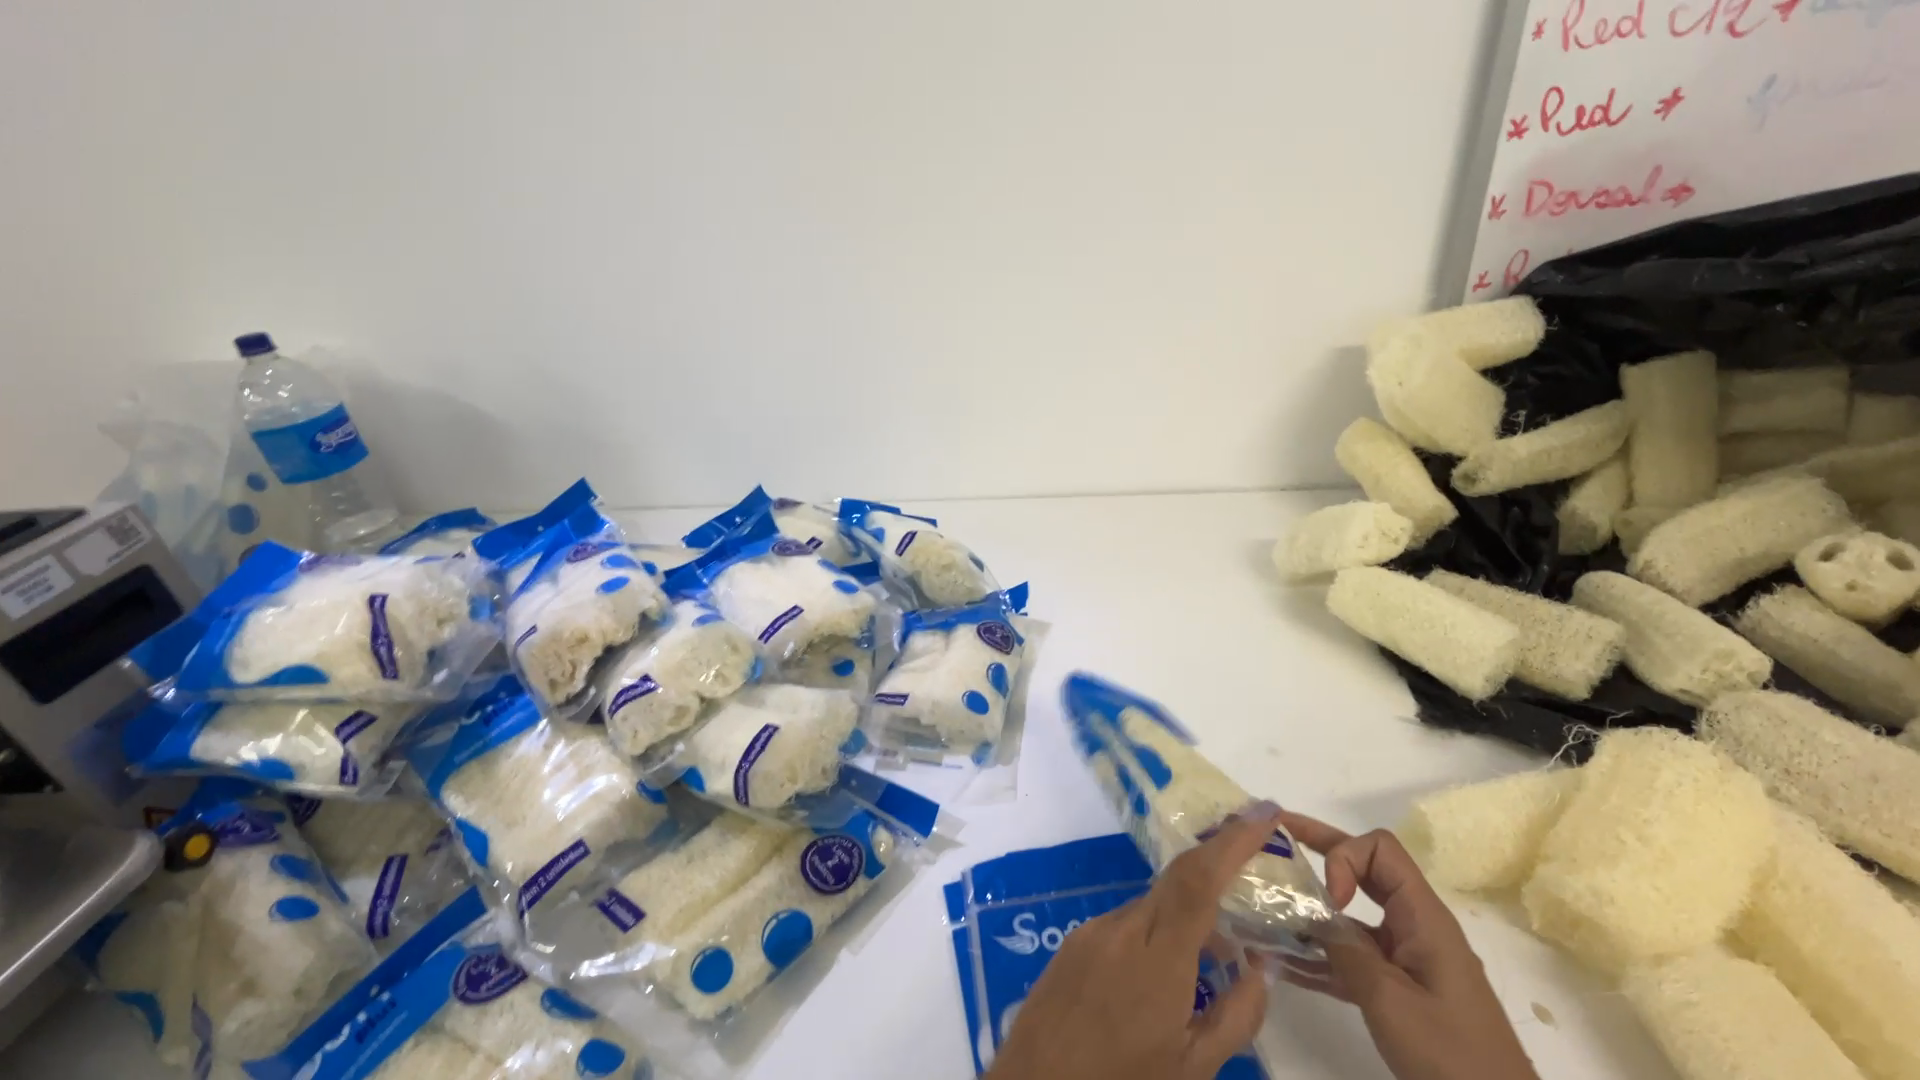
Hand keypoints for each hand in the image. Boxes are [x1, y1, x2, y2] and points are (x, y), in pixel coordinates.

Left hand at [985, 804, 1281, 1079]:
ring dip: (1186, 916)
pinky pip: (1126, 923)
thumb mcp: (1195, 1066)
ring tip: (1213, 957)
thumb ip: (1238, 1014)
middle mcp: (1122, 929)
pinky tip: (1164, 974)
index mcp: (1158, 957)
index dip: (1234, 840)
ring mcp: (1092, 932)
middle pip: (1176, 880)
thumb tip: (1262, 966)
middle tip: (1254, 874)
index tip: (1265, 813)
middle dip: (1218, 864)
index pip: (1199, 879)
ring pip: (1151, 905)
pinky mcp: (1072, 943)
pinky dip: (1156, 932)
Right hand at [1279, 811, 1539, 1079]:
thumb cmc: (1450, 1053)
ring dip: (1311, 913)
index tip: (1329, 898)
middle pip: (1364, 870)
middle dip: (1319, 852)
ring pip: (1352, 917)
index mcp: (1423, 917)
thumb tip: (1311, 918)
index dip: (1344, 857)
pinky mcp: (1399, 989)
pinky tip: (1281, 962)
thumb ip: (1345, 951)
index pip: (1380, 850)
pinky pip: (1353, 957)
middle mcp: (1414, 927)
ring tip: (1264, 911)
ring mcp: (1406, 958)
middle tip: (1274, 838)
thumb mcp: (1390, 1000)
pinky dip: (1319, 955)